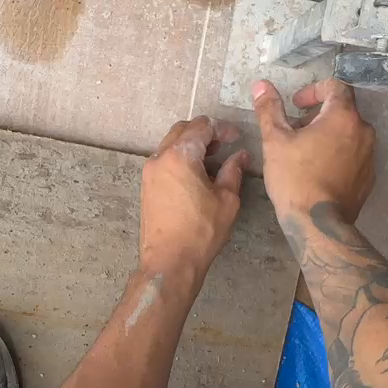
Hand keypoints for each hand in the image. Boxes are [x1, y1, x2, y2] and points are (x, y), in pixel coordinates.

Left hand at [139, 116, 248, 281]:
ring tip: (212, 162)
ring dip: (191, 146)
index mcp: (180, 156)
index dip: (222, 129)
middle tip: (224, 146)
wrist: (170, 262)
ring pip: (171, 145)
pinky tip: (196, 176)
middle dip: (204, 133)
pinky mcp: (146, 187)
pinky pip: (164, 161)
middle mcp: (159, 158)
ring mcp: (149, 173)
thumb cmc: (201, 231)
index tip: (236, 139)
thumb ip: (233, 171)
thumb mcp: (227, 200)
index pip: (201, 126)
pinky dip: (180, 159)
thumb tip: (240, 155)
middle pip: (182, 130)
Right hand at [251, 78, 376, 223]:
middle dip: (318, 116)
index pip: (335, 86)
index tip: (296, 105)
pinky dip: (338, 156)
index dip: (314, 90)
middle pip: (343, 111)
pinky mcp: (368, 178)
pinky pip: (354, 157)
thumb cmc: (294, 178)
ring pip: (349, 135)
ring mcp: (370, 156)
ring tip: (305, 154)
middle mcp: (364, 131)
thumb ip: (269, 109)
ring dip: (328, 136)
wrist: (318, 223)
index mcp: (343, 116)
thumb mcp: (275, 141)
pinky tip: (318, 173)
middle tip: (295, 132)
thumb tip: (261, 84)